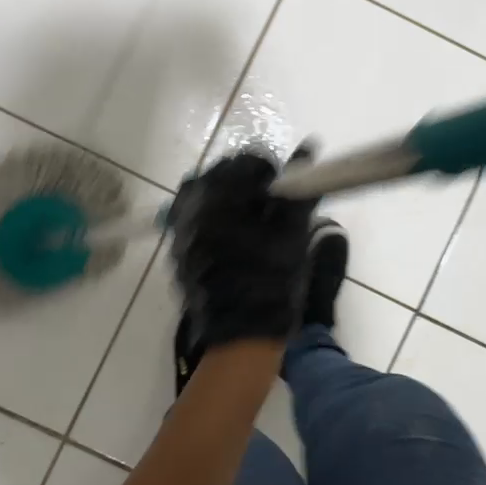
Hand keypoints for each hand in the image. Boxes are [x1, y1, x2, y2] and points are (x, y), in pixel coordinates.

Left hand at [169, 151, 318, 347]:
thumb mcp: (293, 232)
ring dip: (227, 200)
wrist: (241, 335)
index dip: (270, 175)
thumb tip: (309, 148)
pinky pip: (192, 220)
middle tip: (268, 210)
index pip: (247, 161)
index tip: (281, 197)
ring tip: (249, 225)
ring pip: (204, 195)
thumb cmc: (272, 279)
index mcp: (220, 193)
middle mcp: (192, 204)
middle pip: (221, 174)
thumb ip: (299, 188)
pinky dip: (212, 221)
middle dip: (245, 185)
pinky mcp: (176, 250)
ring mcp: (179, 229)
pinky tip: (231, 243)